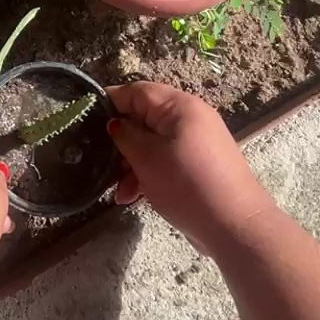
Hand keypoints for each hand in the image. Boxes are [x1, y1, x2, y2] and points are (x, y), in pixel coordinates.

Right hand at [107, 81, 273, 246]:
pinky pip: (164, 160)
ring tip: (120, 191)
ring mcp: (195, 142)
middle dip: (120, 141)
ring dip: (131, 163)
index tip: (84, 119)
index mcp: (179, 106)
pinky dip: (148, 173)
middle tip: (100, 161)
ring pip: (151, 143)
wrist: (235, 227)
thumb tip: (113, 124)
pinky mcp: (198, 165)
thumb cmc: (187, 183)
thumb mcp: (146, 157)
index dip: (109, 102)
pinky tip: (134, 196)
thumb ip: (124, 134)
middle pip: (143, 118)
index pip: (136, 91)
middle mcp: (189, 118)